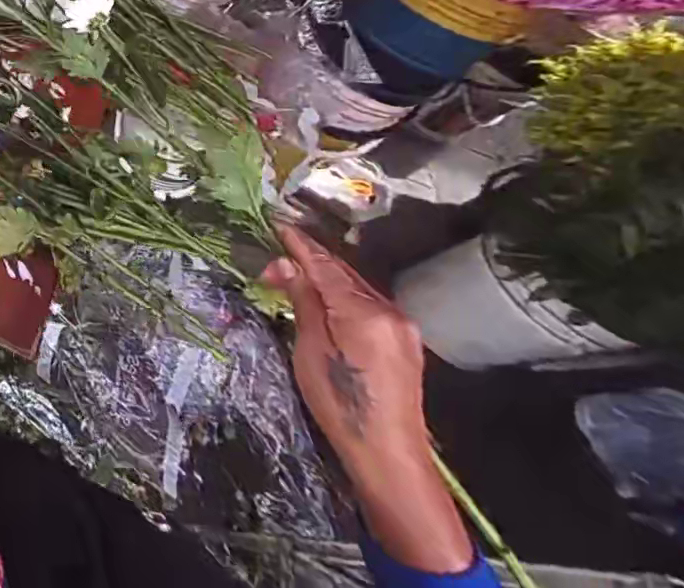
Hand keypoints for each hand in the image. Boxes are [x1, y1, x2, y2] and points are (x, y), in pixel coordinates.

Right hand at [264, 221, 473, 573]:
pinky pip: (370, 304)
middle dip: (311, 260)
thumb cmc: (341, 406)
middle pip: (344, 273)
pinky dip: (345, 296)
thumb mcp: (310, 352)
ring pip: (358, 287)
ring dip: (329, 277)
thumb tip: (286, 264)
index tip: (279, 224)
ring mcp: (402, 324)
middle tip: (278, 256)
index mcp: (364, 311)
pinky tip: (329, 299)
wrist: (390, 457)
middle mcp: (388, 309)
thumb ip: (303, 302)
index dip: (300, 245)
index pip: (325, 266)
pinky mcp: (405, 340)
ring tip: (299, 273)